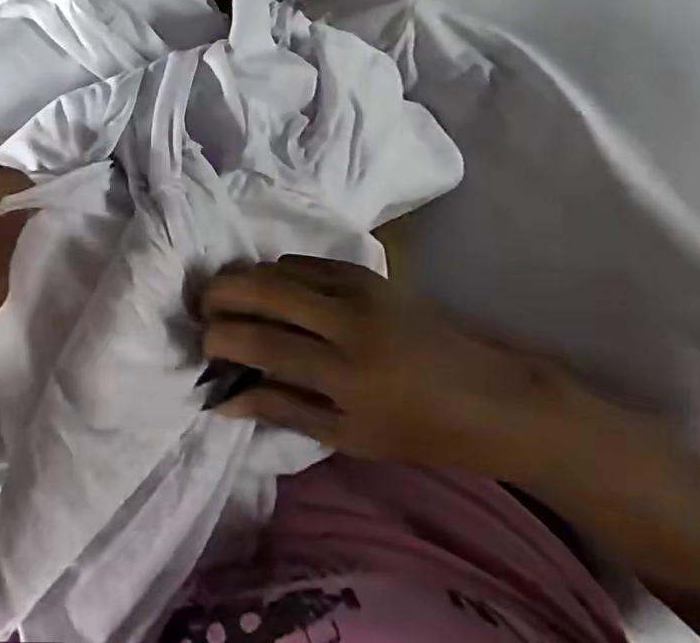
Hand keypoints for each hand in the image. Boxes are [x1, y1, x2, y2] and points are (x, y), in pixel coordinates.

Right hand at [200, 255, 600, 479]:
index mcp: (349, 374)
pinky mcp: (366, 272)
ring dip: (242, 279)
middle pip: (263, 289)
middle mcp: (350, 321)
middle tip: (201, 308)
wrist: (498, 396)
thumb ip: (281, 410)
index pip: (264, 344)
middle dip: (219, 293)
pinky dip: (273, 273)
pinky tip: (268, 292)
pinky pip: (301, 262)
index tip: (203, 345)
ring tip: (226, 299)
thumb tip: (221, 401)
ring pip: (277, 268)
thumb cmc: (421, 430)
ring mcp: (359, 289)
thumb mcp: (349, 437)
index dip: (222, 339)